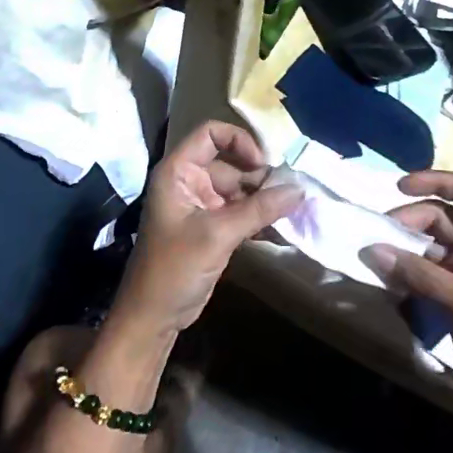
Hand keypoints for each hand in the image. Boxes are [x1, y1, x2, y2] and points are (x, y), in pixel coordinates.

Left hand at [114, 121, 302, 335]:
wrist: (152, 318)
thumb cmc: (174, 269)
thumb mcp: (218, 235)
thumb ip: (260, 209)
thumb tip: (299, 190)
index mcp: (178, 173)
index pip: (211, 133)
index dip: (239, 141)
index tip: (263, 164)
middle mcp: (189, 182)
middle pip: (232, 162)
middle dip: (261, 176)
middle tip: (290, 192)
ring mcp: (201, 206)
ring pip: (240, 188)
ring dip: (265, 198)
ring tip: (293, 209)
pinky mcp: (212, 227)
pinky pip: (241, 211)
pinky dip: (260, 216)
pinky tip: (283, 225)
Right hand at [367, 171, 452, 431]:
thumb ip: (422, 275)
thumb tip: (371, 250)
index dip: (438, 182)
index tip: (398, 187)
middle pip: (451, 219)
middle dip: (415, 221)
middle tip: (378, 234)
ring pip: (438, 248)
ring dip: (408, 250)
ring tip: (376, 256)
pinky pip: (433, 276)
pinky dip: (411, 275)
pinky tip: (388, 280)